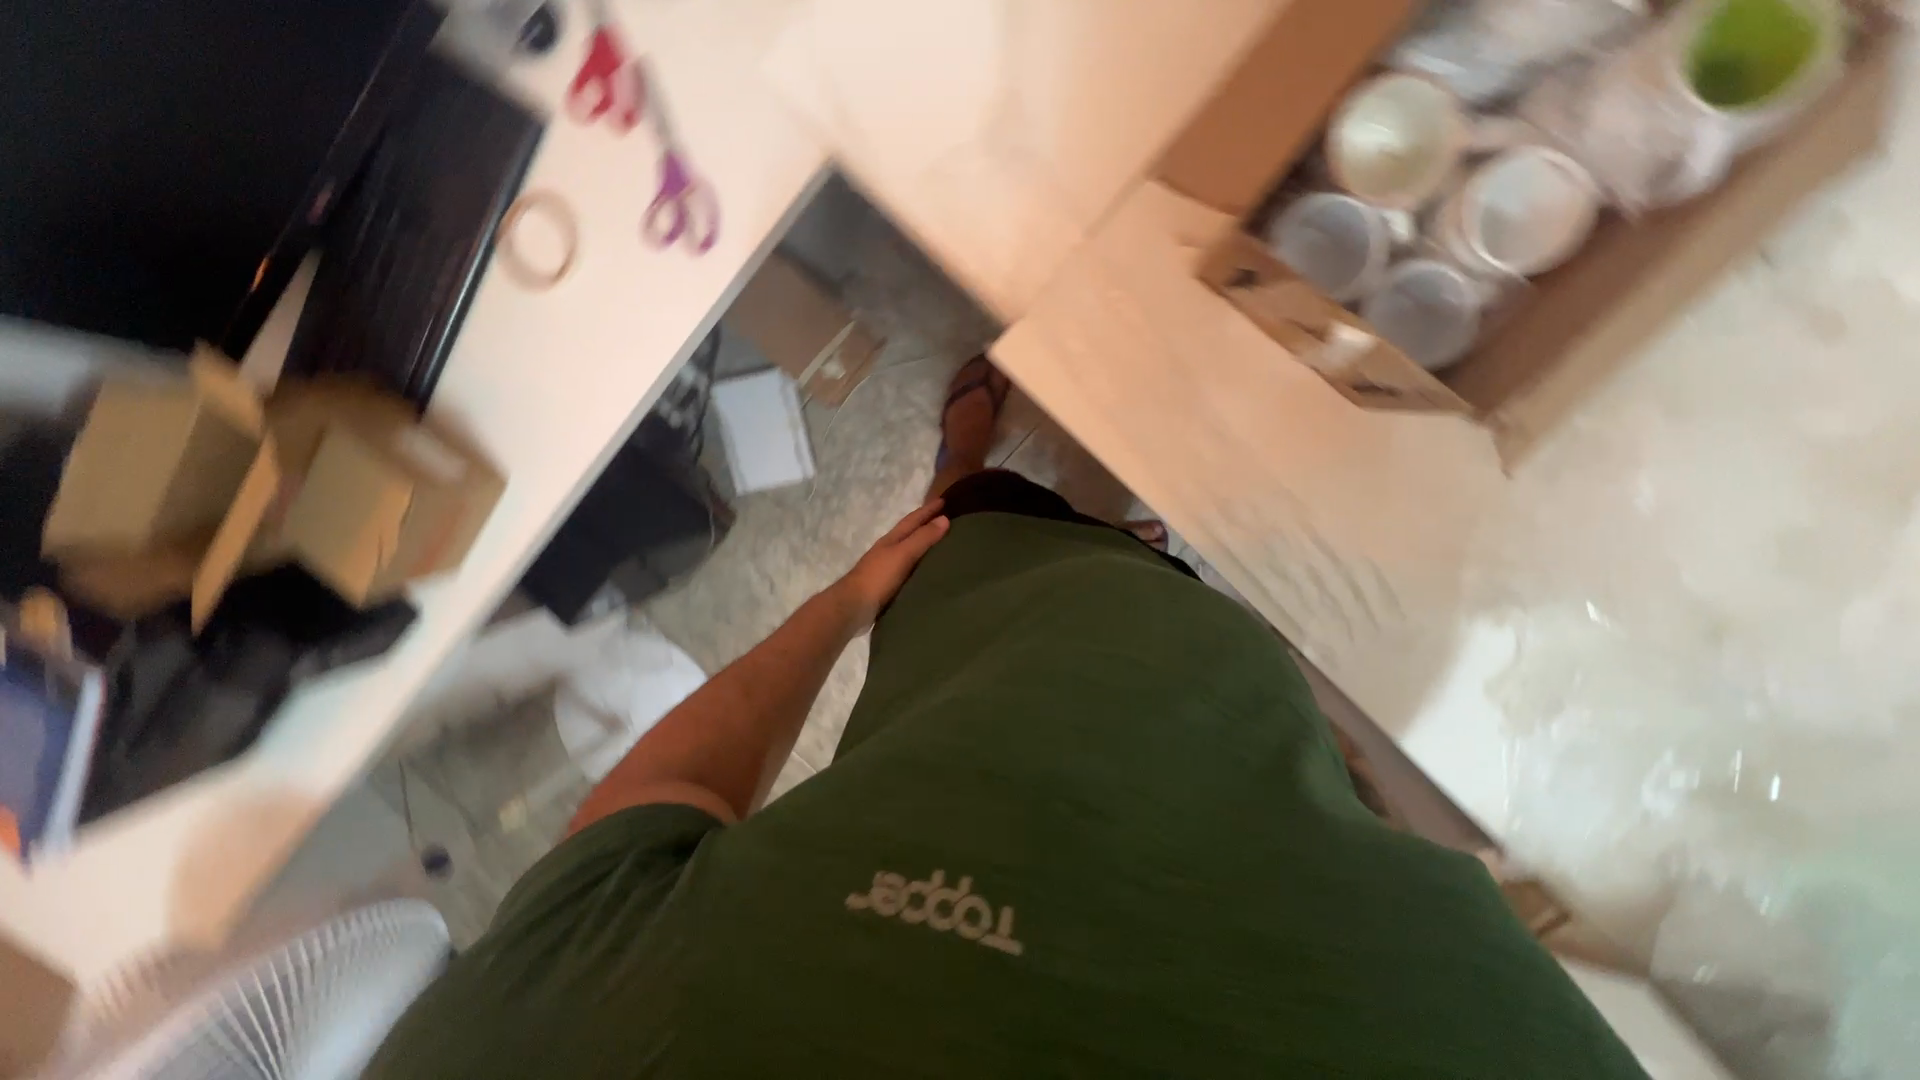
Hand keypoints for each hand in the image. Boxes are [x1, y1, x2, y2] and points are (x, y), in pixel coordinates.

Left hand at [829, 499, 949, 629]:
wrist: (853, 606)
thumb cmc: (878, 577)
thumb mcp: (902, 554)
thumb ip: (922, 538)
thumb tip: (944, 519)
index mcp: (891, 540)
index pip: (912, 520)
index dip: (927, 510)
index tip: (944, 500)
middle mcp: (888, 550)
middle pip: (908, 533)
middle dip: (925, 524)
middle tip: (945, 520)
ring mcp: (885, 567)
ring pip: (907, 550)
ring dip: (921, 545)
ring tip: (940, 545)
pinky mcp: (887, 585)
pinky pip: (907, 568)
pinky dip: (918, 564)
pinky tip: (926, 571)